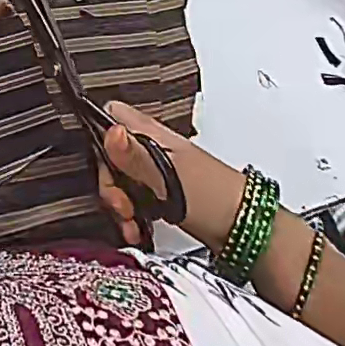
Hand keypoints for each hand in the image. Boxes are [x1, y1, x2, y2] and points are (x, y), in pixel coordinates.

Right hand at [94, 101, 247, 250]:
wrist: (243, 228)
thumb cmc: (213, 197)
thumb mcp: (166, 176)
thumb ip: (134, 155)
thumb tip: (109, 131)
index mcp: (152, 133)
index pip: (110, 117)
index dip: (100, 140)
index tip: (108, 168)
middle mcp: (152, 147)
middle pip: (110, 153)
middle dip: (110, 182)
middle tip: (123, 202)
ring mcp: (156, 169)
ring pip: (120, 178)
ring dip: (119, 203)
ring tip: (130, 220)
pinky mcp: (161, 192)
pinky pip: (133, 197)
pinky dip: (130, 214)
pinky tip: (136, 227)